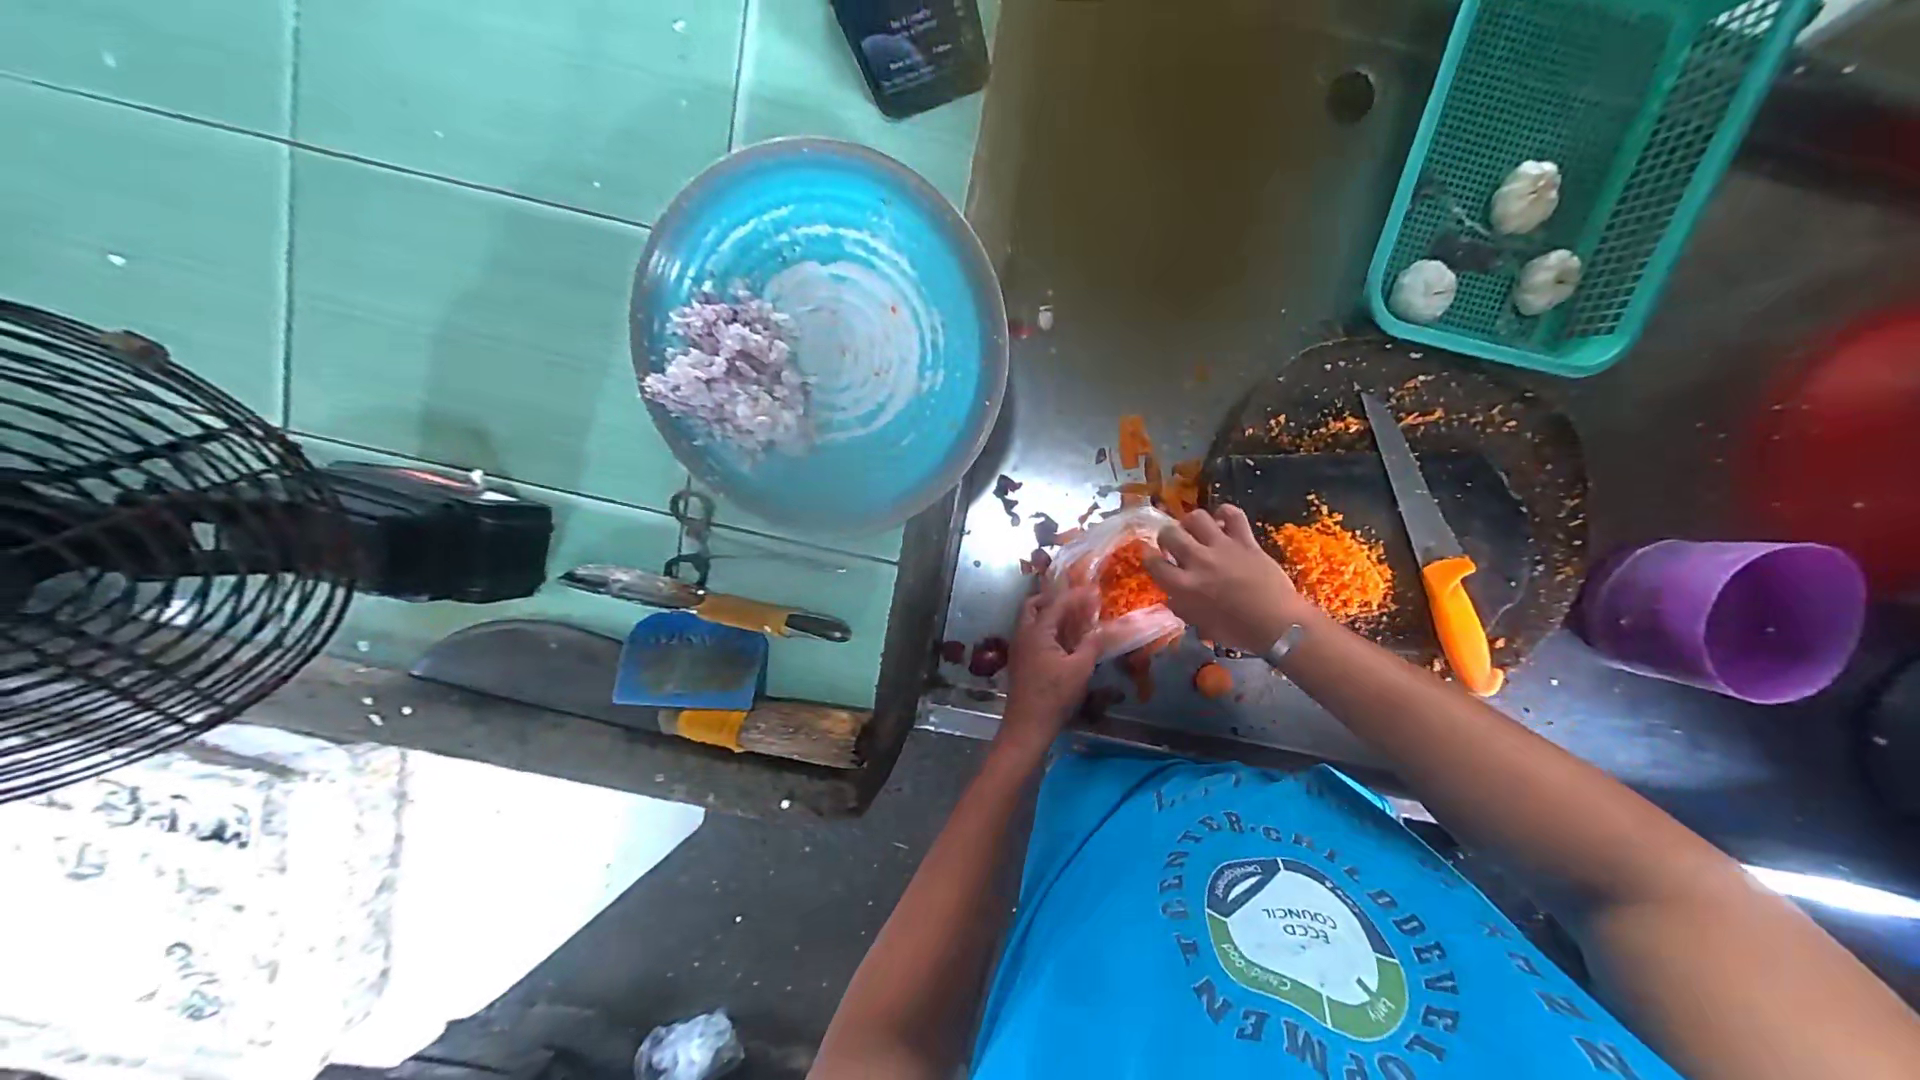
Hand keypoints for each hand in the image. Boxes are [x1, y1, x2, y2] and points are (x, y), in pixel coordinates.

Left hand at [1000, 578, 1106, 758]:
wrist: (1027, 725)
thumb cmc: (1054, 696)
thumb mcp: (1080, 669)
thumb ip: (1093, 643)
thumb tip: (1107, 626)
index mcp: (1036, 631)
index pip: (1057, 603)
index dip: (1076, 595)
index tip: (1094, 589)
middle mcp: (1023, 634)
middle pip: (1034, 605)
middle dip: (1055, 599)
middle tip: (1076, 601)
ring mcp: (1018, 648)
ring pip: (1031, 620)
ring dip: (1050, 614)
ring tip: (1073, 619)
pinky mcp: (1020, 661)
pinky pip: (1031, 635)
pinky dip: (1046, 630)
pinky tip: (1063, 641)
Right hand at [1145, 504, 1308, 652]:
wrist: (1279, 625)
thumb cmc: (1238, 632)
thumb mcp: (1201, 625)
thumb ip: (1183, 608)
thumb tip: (1173, 597)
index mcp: (1184, 586)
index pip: (1153, 562)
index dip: (1146, 555)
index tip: (1148, 555)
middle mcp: (1198, 561)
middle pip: (1169, 533)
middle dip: (1165, 536)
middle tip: (1172, 544)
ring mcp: (1223, 548)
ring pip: (1196, 517)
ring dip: (1190, 522)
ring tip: (1194, 531)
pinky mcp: (1246, 542)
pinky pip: (1233, 514)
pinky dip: (1225, 513)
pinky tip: (1222, 520)